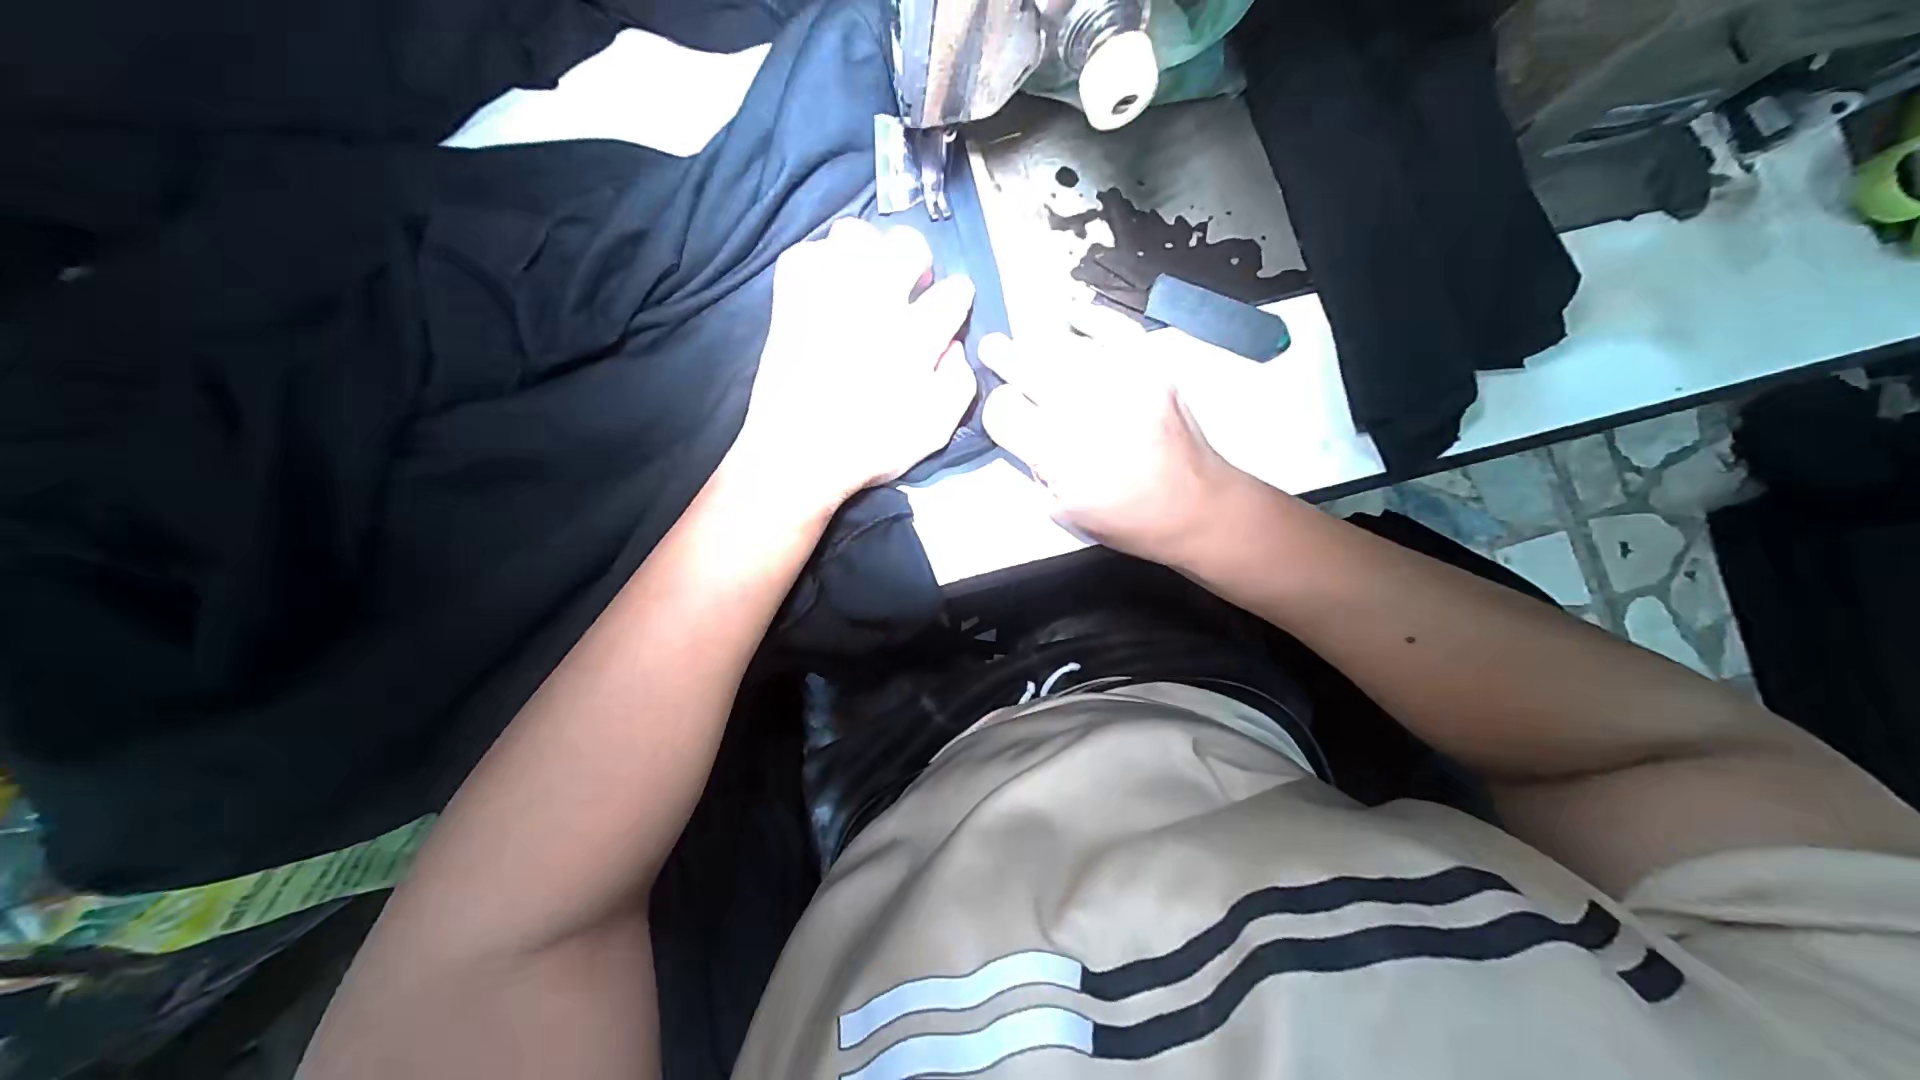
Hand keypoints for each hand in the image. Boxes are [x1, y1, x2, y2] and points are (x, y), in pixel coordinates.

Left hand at [727, 217, 977, 515]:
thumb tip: (954, 345)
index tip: (951, 307)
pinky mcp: (790, 295)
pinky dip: (823, 263)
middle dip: (918, 263)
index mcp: (913, 336)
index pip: (953, 291)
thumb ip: (958, 381)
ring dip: (869, 253)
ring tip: (866, 281)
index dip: (958, 297)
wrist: (797, 453)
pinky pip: (809, 251)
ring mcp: (827, 291)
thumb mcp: (935, 428)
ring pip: (855, 234)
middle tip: (911, 288)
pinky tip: (830, 290)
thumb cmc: (870, 445)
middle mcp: (872, 300)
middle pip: (908, 245)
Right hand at [979, 305, 1255, 565]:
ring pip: (1064, 347)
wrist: (1196, 508)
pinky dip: (1092, 317)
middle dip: (1003, 358)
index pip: (1005, 412)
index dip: (998, 408)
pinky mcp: (1152, 370)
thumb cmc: (1131, 519)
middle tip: (993, 349)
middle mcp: (1085, 414)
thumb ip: (1038, 468)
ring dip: (1037, 343)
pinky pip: (1116, 329)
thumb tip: (1025, 430)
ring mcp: (1121, 385)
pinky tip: (1073, 317)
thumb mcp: (1066, 512)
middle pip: (1028, 369)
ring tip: (1026, 342)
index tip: (1005, 409)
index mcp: (1059, 456)